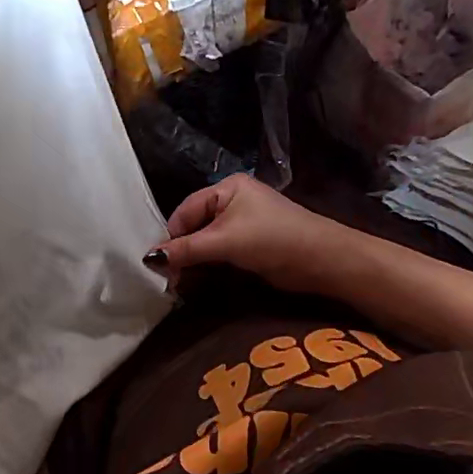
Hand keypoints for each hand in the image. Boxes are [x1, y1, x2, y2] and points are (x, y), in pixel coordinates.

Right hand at [152, 173, 347, 293]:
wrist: (323, 261)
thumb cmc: (273, 240)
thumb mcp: (225, 242)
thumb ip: (186, 249)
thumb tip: (149, 259)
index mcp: (226, 188)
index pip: (184, 211)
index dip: (170, 237)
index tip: (159, 266)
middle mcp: (231, 201)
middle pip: (193, 227)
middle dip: (180, 252)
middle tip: (169, 280)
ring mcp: (241, 223)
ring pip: (204, 242)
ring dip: (192, 263)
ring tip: (180, 285)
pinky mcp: (249, 244)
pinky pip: (218, 253)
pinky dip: (206, 266)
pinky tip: (196, 281)